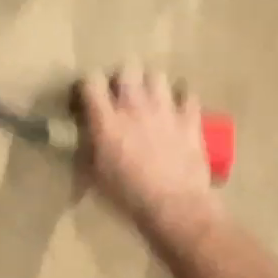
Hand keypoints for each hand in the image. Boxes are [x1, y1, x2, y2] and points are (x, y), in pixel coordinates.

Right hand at [78, 61, 223, 245]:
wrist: (174, 207)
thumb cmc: (129, 198)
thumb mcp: (97, 178)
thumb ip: (89, 152)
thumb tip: (87, 141)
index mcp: (107, 121)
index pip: (91, 82)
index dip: (89, 85)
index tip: (90, 97)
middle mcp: (134, 107)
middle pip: (127, 69)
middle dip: (123, 78)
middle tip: (123, 96)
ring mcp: (165, 110)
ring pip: (157, 76)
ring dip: (152, 85)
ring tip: (152, 100)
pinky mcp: (190, 119)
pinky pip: (188, 95)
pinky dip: (183, 99)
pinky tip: (180, 108)